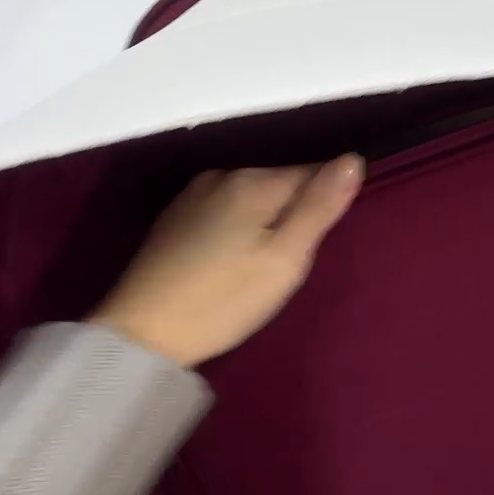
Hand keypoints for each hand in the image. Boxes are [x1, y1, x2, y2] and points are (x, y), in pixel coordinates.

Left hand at [92, 158, 362, 365]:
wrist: (141, 334)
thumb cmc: (225, 299)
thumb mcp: (285, 258)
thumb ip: (320, 206)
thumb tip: (353, 159)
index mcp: (254, 182)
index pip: (314, 172)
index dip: (326, 204)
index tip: (320, 240)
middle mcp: (223, 176)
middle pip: (282, 183)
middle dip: (296, 212)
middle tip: (292, 262)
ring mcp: (193, 195)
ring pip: (254, 197)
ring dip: (268, 219)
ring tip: (265, 262)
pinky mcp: (175, 219)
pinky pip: (227, 209)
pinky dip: (240, 226)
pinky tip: (233, 259)